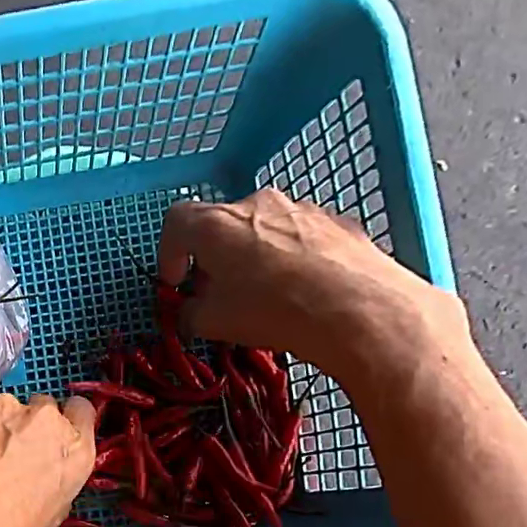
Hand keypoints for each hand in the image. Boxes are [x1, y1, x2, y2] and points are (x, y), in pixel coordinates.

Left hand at [0, 393, 95, 526]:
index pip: (82, 411)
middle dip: (29, 427)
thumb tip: (43, 477)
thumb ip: (56, 486)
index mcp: (76, 452)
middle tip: (7, 456)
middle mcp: (47, 420)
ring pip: (5, 409)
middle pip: (44, 408)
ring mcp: (6, 405)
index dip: (66, 424)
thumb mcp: (48, 522)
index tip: (50, 439)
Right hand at [155, 189, 470, 383]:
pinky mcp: (339, 223)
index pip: (176, 224)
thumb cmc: (274, 310)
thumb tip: (190, 315)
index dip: (169, 254)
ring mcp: (302, 208)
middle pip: (224, 225)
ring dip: (257, 258)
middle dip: (216, 260)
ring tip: (267, 298)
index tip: (175, 283)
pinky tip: (306, 294)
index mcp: (217, 224)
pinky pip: (304, 240)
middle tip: (220, 296)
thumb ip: (191, 315)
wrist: (357, 308)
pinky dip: (295, 261)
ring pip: (267, 229)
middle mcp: (258, 203)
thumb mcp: (217, 324)